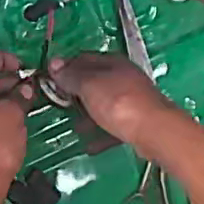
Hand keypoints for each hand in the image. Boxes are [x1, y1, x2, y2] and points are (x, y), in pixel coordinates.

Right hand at [46, 54, 180, 144]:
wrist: (153, 130)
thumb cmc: (118, 103)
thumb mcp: (88, 85)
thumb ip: (71, 75)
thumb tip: (54, 63)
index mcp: (112, 63)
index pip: (83, 58)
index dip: (65, 67)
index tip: (50, 80)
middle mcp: (123, 78)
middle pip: (94, 82)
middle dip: (76, 93)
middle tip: (59, 104)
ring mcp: (131, 101)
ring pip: (103, 105)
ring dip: (87, 115)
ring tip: (73, 126)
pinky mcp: (136, 122)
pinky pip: (112, 126)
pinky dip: (100, 134)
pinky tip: (89, 145)